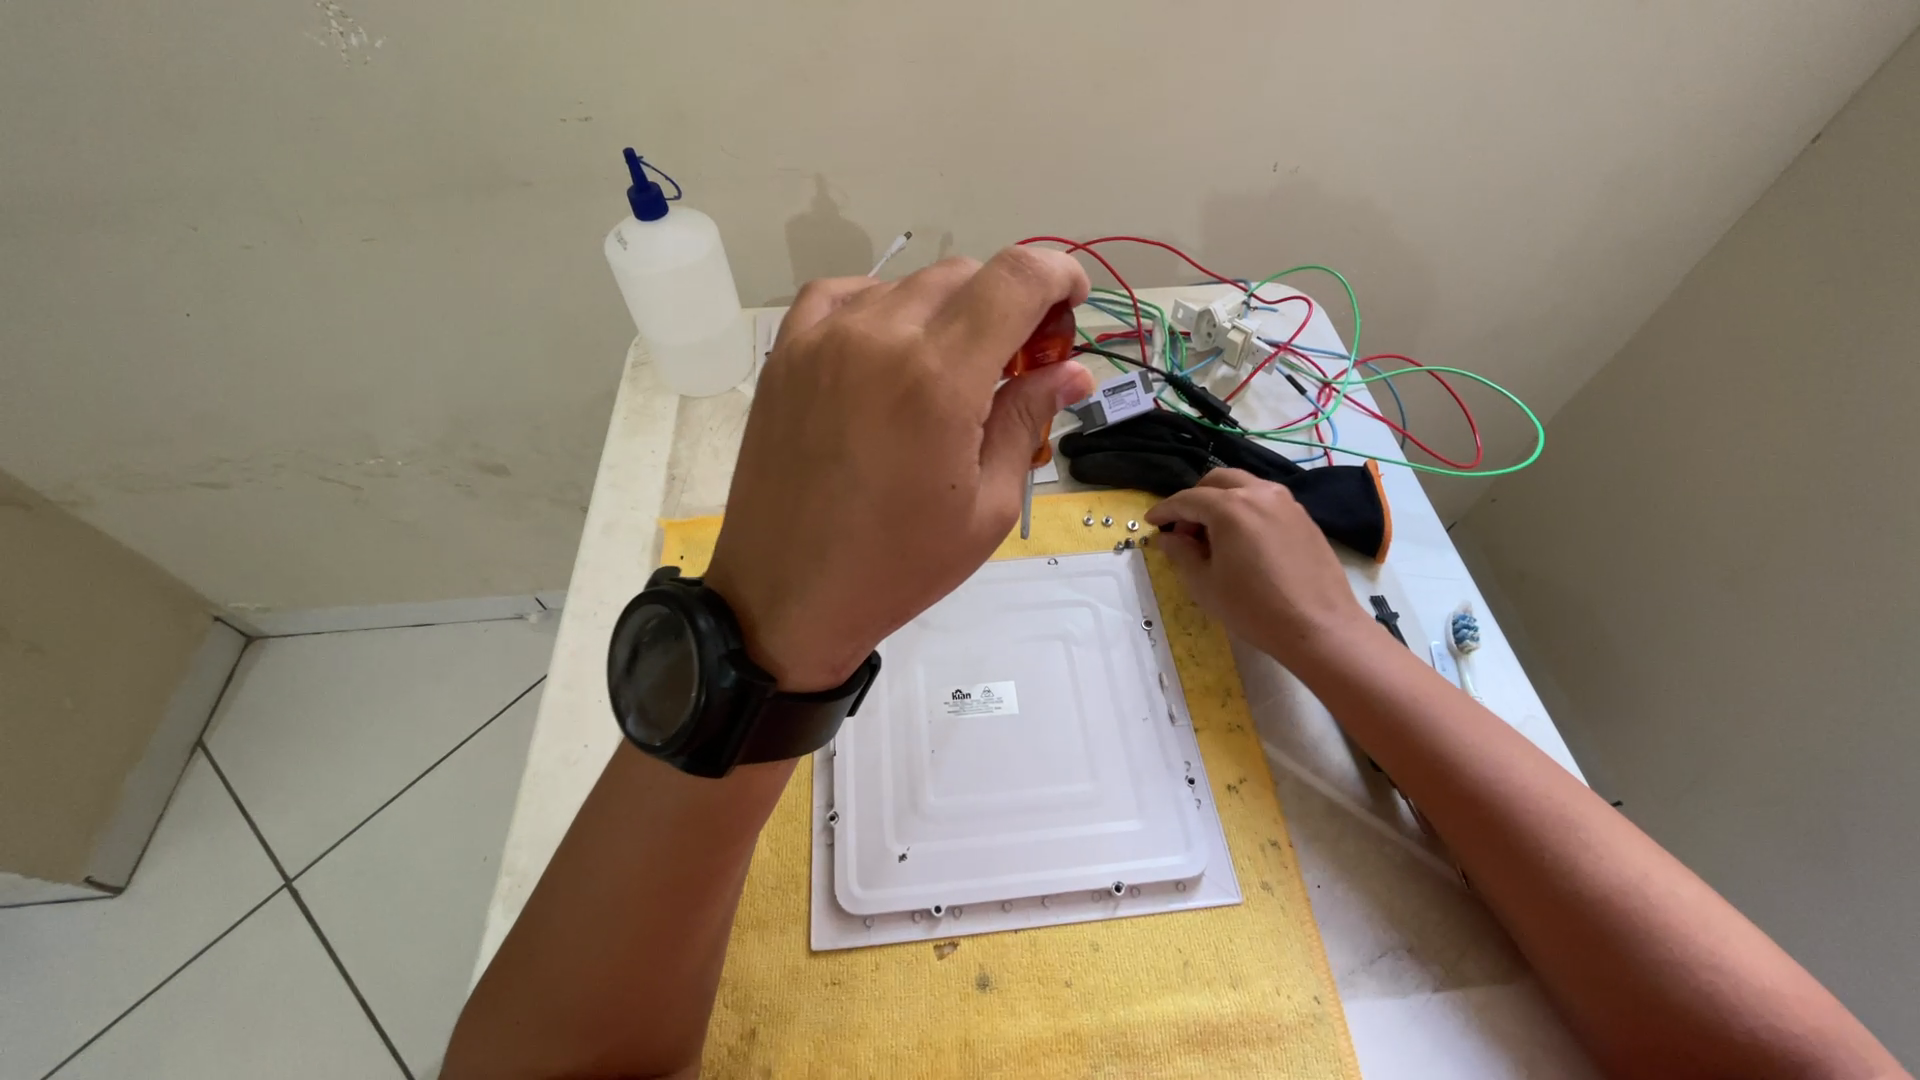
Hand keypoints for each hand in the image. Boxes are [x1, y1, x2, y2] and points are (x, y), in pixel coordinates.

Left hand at [704, 248, 1094, 690]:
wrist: (787, 598)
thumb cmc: (898, 567)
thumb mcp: (987, 507)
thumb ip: (1027, 420)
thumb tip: (1071, 370)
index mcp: (940, 376)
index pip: (1018, 277)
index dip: (1060, 275)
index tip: (1071, 308)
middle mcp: (880, 335)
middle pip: (968, 275)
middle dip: (1010, 304)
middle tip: (1018, 365)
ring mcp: (823, 338)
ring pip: (909, 285)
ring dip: (949, 312)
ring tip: (951, 371)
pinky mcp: (786, 354)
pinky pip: (843, 296)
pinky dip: (882, 306)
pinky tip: (889, 349)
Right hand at [1145, 469, 1375, 667]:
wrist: (1319, 627)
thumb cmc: (1254, 608)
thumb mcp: (1204, 585)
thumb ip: (1181, 554)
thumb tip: (1168, 539)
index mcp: (1230, 508)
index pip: (1188, 499)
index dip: (1165, 510)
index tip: (1152, 522)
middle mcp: (1260, 494)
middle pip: (1218, 481)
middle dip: (1195, 498)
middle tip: (1184, 529)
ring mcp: (1287, 503)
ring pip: (1245, 486)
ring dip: (1222, 501)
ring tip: (1213, 535)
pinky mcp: (1304, 518)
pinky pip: (1266, 501)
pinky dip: (1246, 510)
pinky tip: (1243, 541)